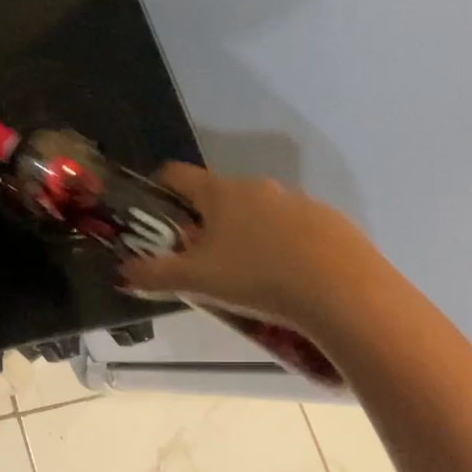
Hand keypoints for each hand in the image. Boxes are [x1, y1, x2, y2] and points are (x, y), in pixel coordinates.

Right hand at [119, 162, 382, 328]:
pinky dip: (289, 251)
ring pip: (262, 214)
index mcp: (219, 192)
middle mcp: (258, 187)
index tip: (155, 217)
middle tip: (203, 260)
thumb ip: (153, 275)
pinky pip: (300, 232)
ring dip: (250, 236)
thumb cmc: (258, 279)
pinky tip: (294, 284)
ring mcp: (302, 203)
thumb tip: (122, 273)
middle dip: (207, 224)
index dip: (159, 190)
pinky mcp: (337, 225)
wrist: (350, 298)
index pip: (176, 174)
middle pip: (220, 197)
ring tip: (252, 279)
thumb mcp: (196, 281)